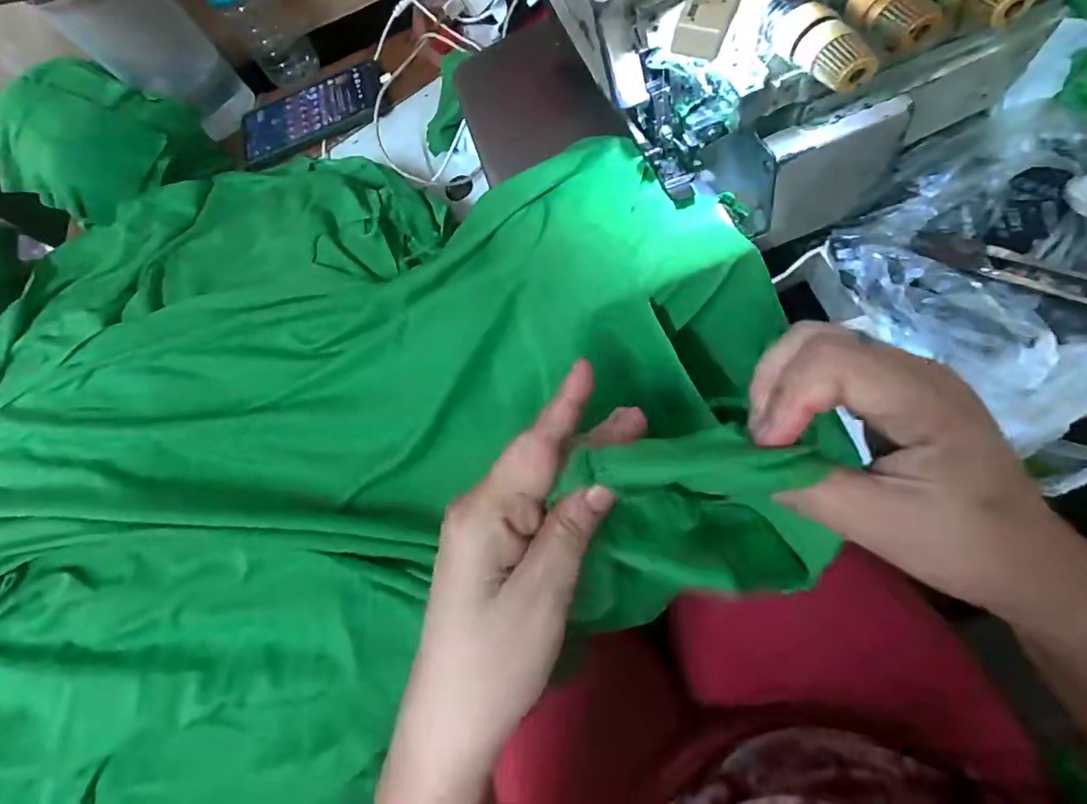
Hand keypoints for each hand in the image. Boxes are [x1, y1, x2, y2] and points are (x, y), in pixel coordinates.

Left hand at [378, 360, 639, 803]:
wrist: (449, 720)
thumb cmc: (495, 661)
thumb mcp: (541, 596)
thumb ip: (569, 531)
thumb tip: (602, 480)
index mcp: (484, 511)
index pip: (534, 447)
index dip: (565, 408)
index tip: (586, 367)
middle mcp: (478, 508)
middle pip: (538, 460)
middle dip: (585, 434)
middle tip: (636, 416)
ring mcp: (481, 528)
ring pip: (536, 480)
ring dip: (577, 458)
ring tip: (621, 437)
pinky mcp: (489, 547)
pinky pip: (531, 502)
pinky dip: (563, 487)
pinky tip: (584, 479)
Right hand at [750, 322, 1086, 621]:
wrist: (1030, 560)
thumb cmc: (963, 545)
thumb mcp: (879, 525)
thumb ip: (806, 487)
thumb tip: (746, 464)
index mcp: (924, 397)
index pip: (832, 361)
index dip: (786, 397)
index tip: (767, 449)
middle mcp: (914, 368)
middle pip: (818, 338)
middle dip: (773, 379)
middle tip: (760, 434)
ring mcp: (907, 371)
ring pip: (819, 342)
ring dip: (781, 378)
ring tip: (771, 427)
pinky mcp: (897, 384)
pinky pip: (832, 362)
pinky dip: (798, 384)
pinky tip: (795, 420)